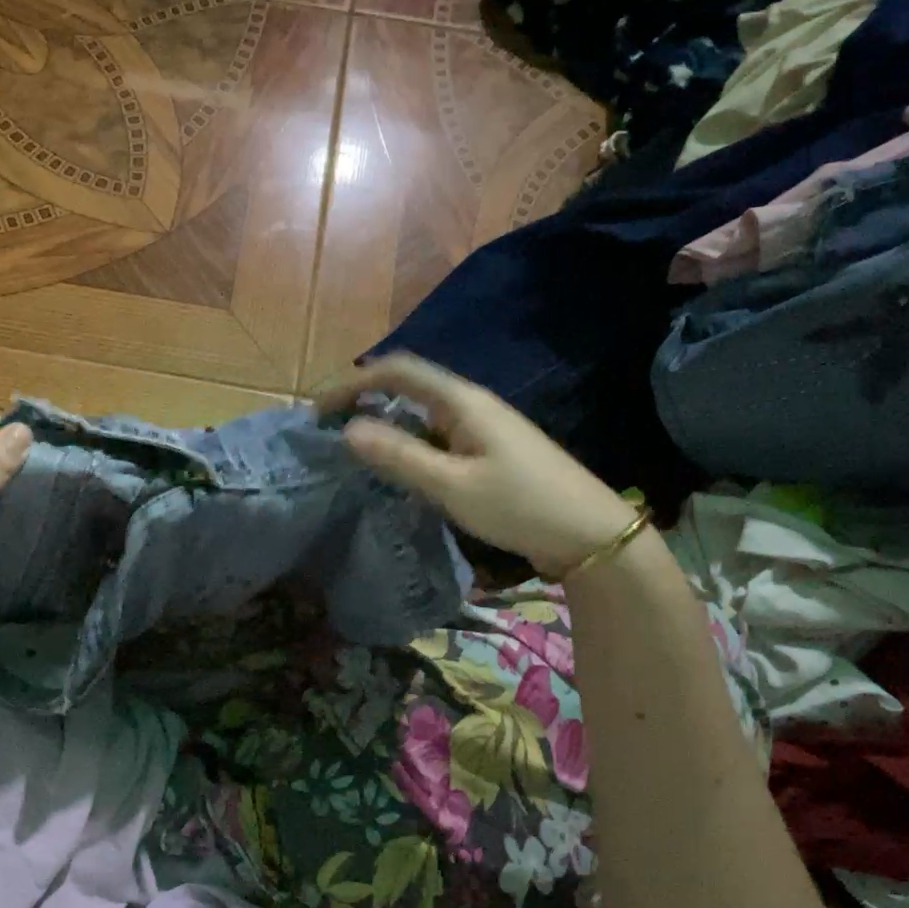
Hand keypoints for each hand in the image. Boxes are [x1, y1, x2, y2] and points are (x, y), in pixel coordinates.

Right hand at [316, 354, 637, 576]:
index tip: (318, 410)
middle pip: (408, 388)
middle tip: (327, 430)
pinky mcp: (486, 453)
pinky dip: (405, 444)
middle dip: (364, 400)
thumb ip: (400, 456)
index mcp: (462, 402)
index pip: (398, 371)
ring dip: (383, 424)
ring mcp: (481, 429)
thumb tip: (346, 431)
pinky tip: (392, 468)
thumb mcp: (452, 485)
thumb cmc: (520, 505)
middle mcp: (470, 406)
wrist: (590, 536)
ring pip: (420, 415)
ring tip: (349, 448)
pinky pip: (434, 437)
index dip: (353, 382)